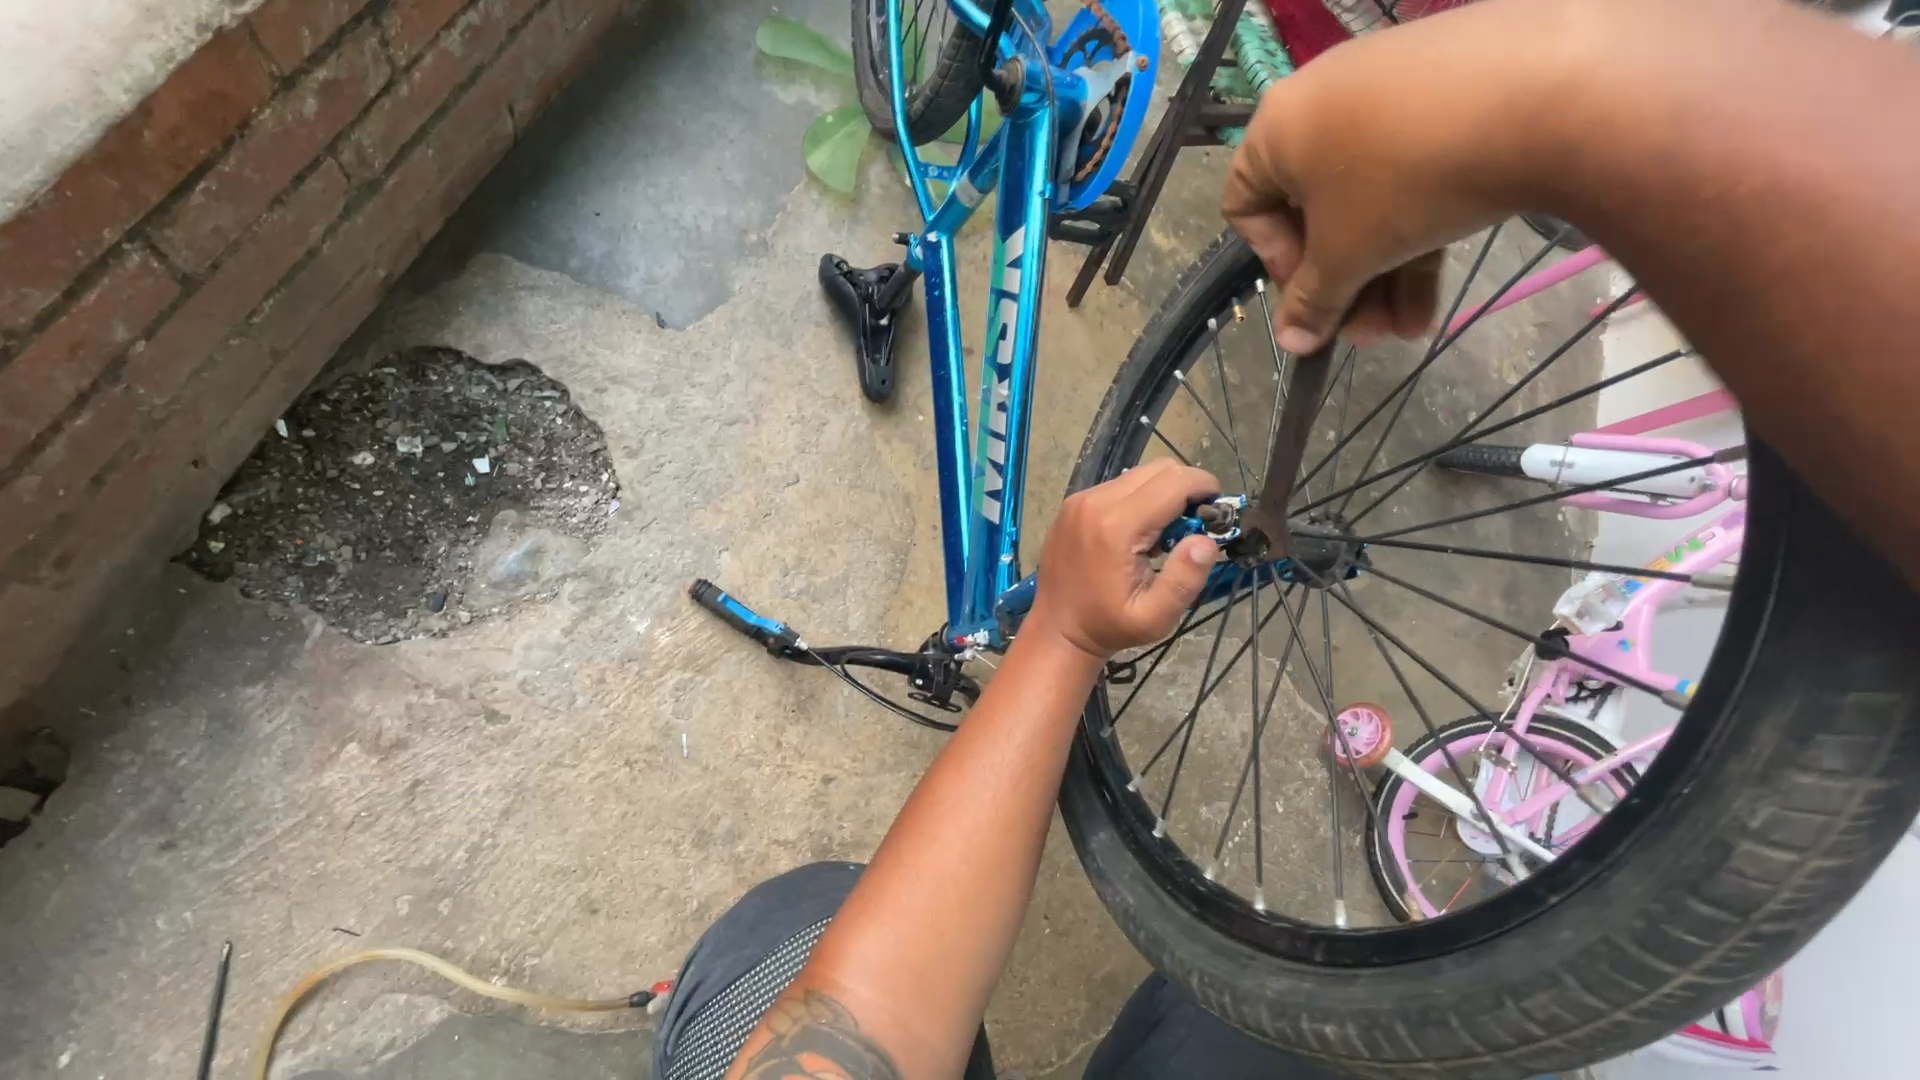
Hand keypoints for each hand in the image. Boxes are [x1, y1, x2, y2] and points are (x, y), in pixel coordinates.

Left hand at [1026, 459, 1222, 660]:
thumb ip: (1184, 579)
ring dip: (1162, 494)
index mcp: (1117, 527)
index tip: (1217, 511)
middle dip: (1186, 489)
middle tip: (1193, 525)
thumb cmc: (1107, 625)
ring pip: (1138, 474)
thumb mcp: (1154, 617)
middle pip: (1158, 470)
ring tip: (1164, 534)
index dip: (1204, 488)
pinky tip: (1138, 533)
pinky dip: (1138, 498)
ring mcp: (1080, 499)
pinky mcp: (1073, 503)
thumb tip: (1206, 541)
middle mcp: (1096, 502)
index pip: (1174, 482)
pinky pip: (1118, 485)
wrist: (1057, 628)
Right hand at [1221, 0, 1575, 352]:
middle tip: (1366, 331)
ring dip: (1384, 271)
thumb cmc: (1406, 179)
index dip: (1274, 261)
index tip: (1312, 293)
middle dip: (1343, 281)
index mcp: (1278, 127)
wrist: (1554, 86)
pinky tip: (1439, 287)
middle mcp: (1325, 97)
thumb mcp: (1348, 255)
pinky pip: (1417, 165)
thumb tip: (1291, 344)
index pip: (1246, 207)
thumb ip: (1312, 302)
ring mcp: (1393, 85)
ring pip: (1371, 197)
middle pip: (1316, 210)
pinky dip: (1422, 224)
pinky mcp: (1454, 82)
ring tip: (1408, 329)